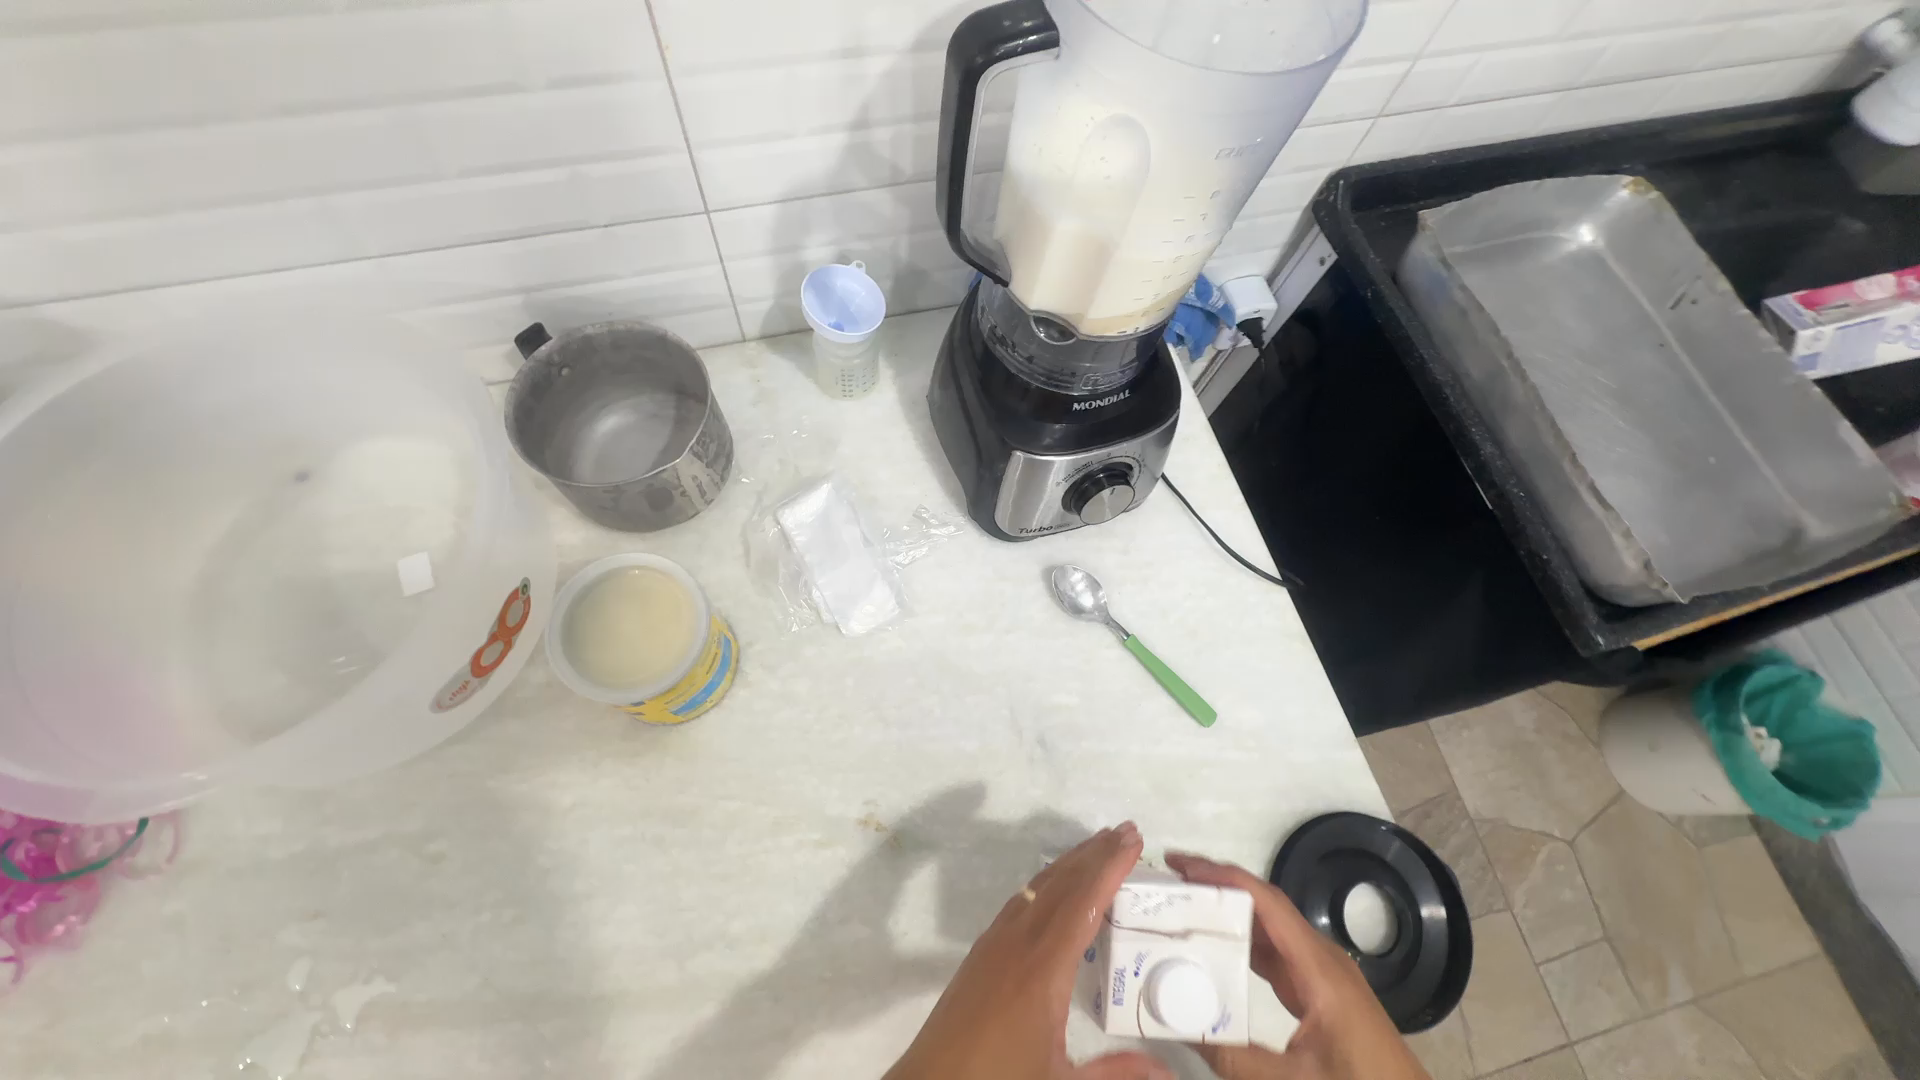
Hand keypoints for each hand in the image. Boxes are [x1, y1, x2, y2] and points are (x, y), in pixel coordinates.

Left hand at [884, 822, 1169, 1079]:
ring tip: (1098, 846)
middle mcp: (1018, 942)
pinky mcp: (982, 951)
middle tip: (1127, 830)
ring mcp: (995, 942)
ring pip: (1038, 887)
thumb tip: (1170, 1073)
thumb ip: (1118, 1073)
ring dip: (1071, 863)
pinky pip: (1021, 901)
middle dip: (1095, 853)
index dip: (1110, 868)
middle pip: (1062, 883)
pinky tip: (1056, 887)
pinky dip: (1047, 882)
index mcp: (1044, 968)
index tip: (1134, 841)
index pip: (1084, 903)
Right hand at [1165, 854, 1429, 1079]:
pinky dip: (1243, 943)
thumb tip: (1171, 1025)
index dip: (1223, 876)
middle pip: (1266, 906)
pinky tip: (1215, 950)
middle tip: (1170, 881)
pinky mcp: (1322, 993)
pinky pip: (1277, 954)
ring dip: (1229, 913)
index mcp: (1320, 968)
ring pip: (1270, 928)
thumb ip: (1231, 1057)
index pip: (1267, 902)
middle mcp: (1323, 959)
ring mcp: (1324, 975)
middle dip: (1218, 887)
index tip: (1181, 866)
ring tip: (1183, 907)